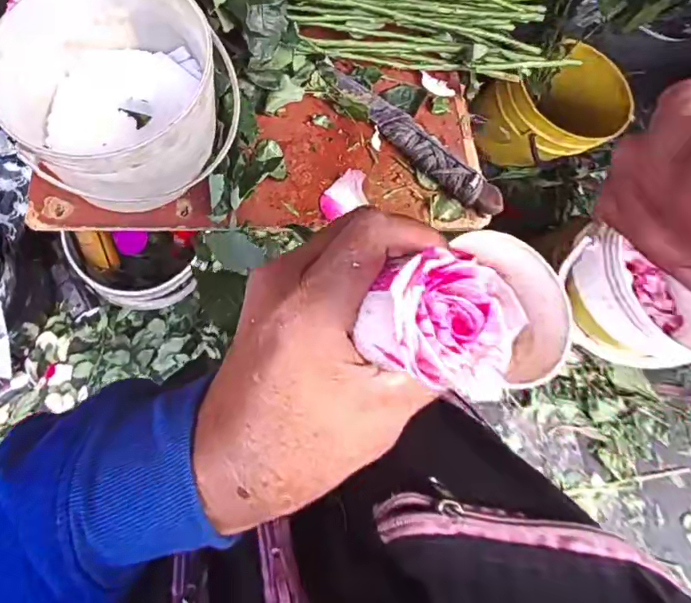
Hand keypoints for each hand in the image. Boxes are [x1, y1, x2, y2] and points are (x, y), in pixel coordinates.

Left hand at [193, 208, 441, 532]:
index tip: (442, 263)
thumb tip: (468, 329)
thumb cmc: (301, 449)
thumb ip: (429, 361)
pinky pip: (321, 256)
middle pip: (357, 225)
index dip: (415, 235)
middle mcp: (286, 277)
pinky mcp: (266, 288)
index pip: (371, 230)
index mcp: (313, 306)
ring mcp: (270, 279)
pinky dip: (352, 266)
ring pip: (339, 237)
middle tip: (430, 278)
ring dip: (377, 253)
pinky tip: (368, 304)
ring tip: (404, 292)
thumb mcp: (382, 414)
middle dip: (401, 242)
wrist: (222, 464)